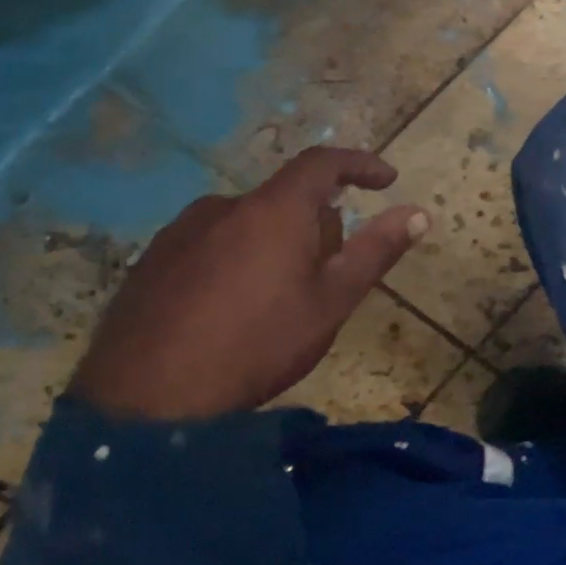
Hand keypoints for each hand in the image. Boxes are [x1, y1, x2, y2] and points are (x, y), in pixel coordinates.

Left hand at [68, 147, 427, 420]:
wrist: (147, 402)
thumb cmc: (258, 344)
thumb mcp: (333, 301)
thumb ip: (376, 250)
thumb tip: (418, 212)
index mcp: (273, 210)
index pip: (322, 163)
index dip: (360, 164)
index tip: (387, 180)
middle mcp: (222, 207)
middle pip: (286, 198)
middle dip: (317, 223)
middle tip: (331, 271)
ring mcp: (178, 234)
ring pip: (247, 222)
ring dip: (275, 242)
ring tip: (281, 297)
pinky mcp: (149, 263)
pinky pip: (211, 244)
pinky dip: (236, 259)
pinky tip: (234, 309)